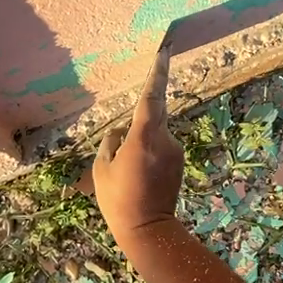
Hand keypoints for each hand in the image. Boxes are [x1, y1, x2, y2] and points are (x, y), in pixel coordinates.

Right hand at [93, 40, 184, 240]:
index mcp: (144, 136)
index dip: (156, 72)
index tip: (163, 52)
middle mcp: (164, 137)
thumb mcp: (102, 169)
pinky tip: (141, 176)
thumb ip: (110, 142)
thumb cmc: (118, 200)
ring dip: (144, 140)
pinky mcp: (179, 160)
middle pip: (154, 113)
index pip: (151, 96)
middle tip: (127, 145)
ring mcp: (175, 149)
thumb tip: (119, 131)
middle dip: (141, 118)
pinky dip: (151, 152)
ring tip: (130, 172)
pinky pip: (162, 145)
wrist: (148, 230)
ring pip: (157, 131)